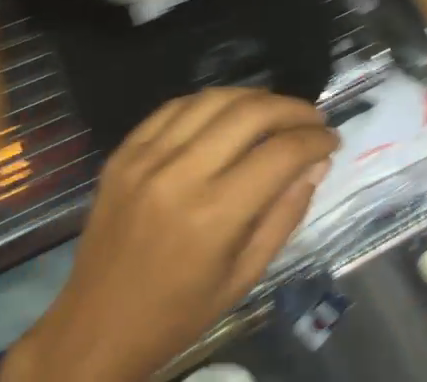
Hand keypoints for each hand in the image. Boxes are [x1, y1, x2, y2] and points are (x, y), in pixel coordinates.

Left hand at [4, 89, 337, 381]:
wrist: (94, 328)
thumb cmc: (177, 314)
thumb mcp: (243, 278)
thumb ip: (284, 216)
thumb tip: (316, 165)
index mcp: (214, 216)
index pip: (280, 154)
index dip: (315, 140)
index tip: (331, 140)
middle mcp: (180, 174)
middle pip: (251, 113)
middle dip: (293, 109)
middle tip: (313, 119)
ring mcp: (146, 158)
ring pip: (214, 99)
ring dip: (255, 97)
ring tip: (276, 110)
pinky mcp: (123, 152)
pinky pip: (175, 107)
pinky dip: (210, 102)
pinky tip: (229, 112)